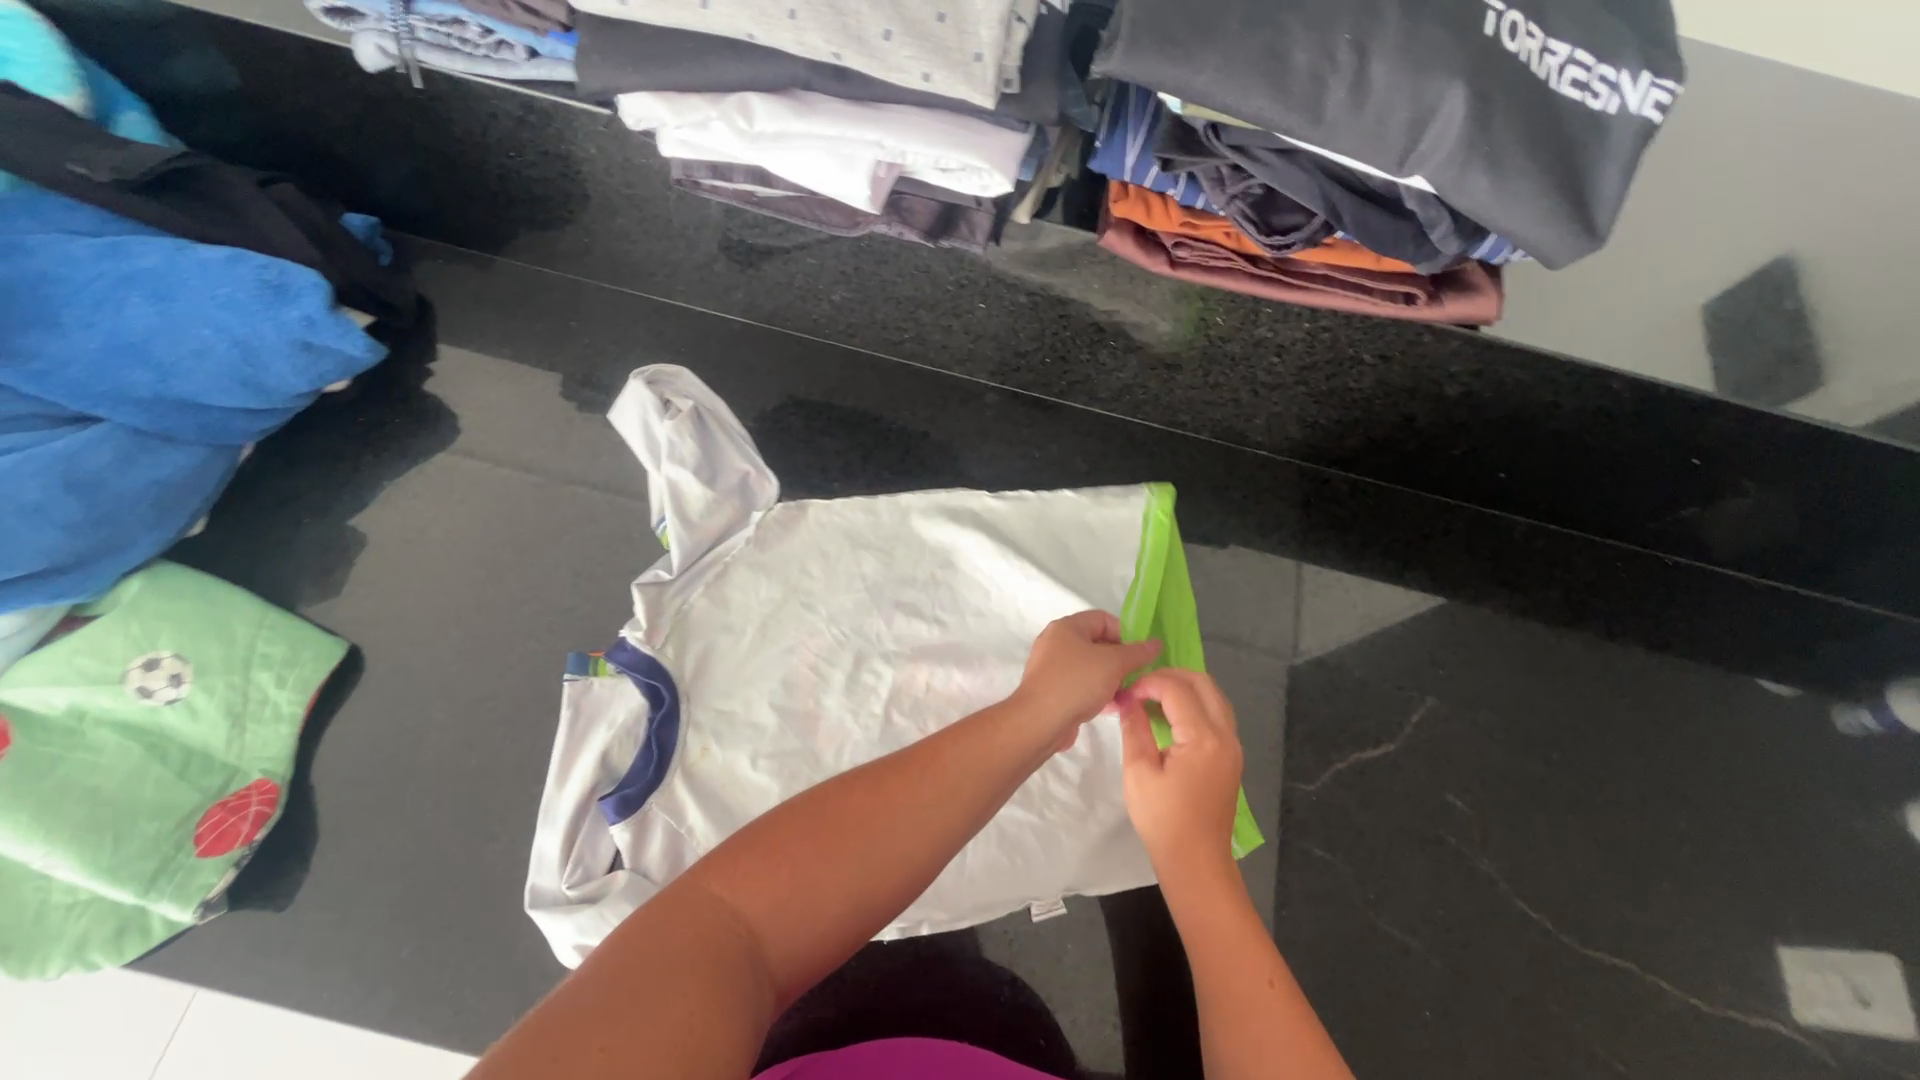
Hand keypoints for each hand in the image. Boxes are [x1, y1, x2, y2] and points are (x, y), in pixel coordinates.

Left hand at [1012, 611, 1161, 752]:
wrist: (1040, 722)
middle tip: (1139, 676)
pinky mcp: (1053, 691)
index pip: (1103, 619)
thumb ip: (1138, 652)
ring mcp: (1053, 668)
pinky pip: (1081, 686)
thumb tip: (1156, 643)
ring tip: (1130, 695)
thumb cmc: (1077, 682)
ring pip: (1091, 668)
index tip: (1142, 654)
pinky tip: (1114, 707)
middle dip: (1121, 661)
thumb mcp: (1113, 663)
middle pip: (1098, 644)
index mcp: (1067, 627)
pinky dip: (1098, 693)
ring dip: (1112, 680)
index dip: (1126, 633)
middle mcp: (1056, 643)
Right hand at [1117, 669, 1244, 874]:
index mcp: (1203, 738)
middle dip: (1170, 676)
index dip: (1148, 684)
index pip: (1176, 689)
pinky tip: (1171, 717)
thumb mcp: (1138, 772)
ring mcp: (1233, 746)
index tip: (1125, 696)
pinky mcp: (1232, 756)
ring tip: (1153, 699)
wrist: (1196, 860)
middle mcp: (1226, 735)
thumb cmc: (1163, 820)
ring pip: (1214, 696)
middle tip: (1140, 688)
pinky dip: (1195, 704)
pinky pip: (1217, 714)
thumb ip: (1134, 729)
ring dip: (1185, 688)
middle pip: (1203, 683)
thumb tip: (1127, 700)